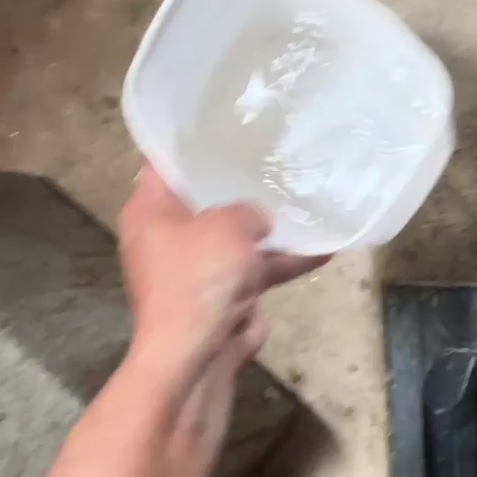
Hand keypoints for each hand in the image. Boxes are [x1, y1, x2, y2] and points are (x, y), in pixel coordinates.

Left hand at [117, 165, 329, 378]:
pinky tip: (325, 248)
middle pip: (207, 200)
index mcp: (151, 212)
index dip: (194, 144)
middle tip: (273, 160)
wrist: (200, 348)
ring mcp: (201, 266)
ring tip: (306, 202)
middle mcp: (171, 236)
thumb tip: (259, 217)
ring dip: (271, 227)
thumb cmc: (199, 277)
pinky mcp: (228, 291)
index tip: (228, 127)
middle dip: (239, 185)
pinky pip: (261, 267)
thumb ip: (247, 210)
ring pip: (239, 236)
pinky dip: (287, 260)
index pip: (166, 164)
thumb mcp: (226, 225)